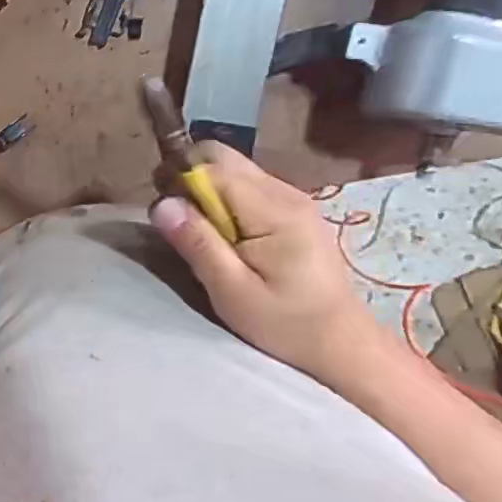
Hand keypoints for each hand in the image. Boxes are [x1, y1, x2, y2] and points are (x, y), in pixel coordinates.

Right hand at [149, 143, 384, 380]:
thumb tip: (161, 205)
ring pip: (237, 168)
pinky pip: (250, 184)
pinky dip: (227, 196)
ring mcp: (295, 197)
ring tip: (197, 225)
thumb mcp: (234, 294)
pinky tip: (224, 231)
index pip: (215, 170)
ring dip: (209, 186)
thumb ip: (198, 245)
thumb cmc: (287, 326)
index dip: (181, 178)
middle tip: (173, 211)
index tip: (159, 202)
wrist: (342, 344)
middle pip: (226, 158)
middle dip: (191, 174)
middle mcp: (287, 193)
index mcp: (276, 212)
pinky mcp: (295, 208)